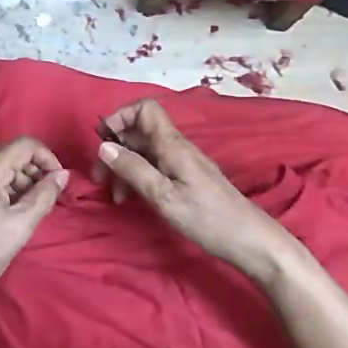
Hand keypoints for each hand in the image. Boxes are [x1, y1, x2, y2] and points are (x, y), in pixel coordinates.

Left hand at [0, 137, 68, 317]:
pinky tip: (14, 208)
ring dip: (21, 177)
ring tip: (32, 205)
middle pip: (10, 151)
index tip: (58, 180)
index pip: (24, 145)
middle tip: (48, 194)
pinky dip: (6, 185)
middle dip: (34, 168)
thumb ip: (45, 195)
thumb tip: (63, 176)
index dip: (47, 157)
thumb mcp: (22, 225)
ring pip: (0, 163)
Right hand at [93, 99, 299, 283]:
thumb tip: (104, 146)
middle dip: (115, 150)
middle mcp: (176, 147)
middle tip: (100, 179)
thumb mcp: (163, 196)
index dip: (120, 117)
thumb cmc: (206, 218)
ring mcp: (182, 162)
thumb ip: (133, 169)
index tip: (103, 142)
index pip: (144, 108)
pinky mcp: (186, 178)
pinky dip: (138, 179)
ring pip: (144, 152)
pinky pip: (155, 168)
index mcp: (172, 144)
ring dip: (124, 168)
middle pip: (139, 132)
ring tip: (115, 196)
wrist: (248, 239)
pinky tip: (131, 199)